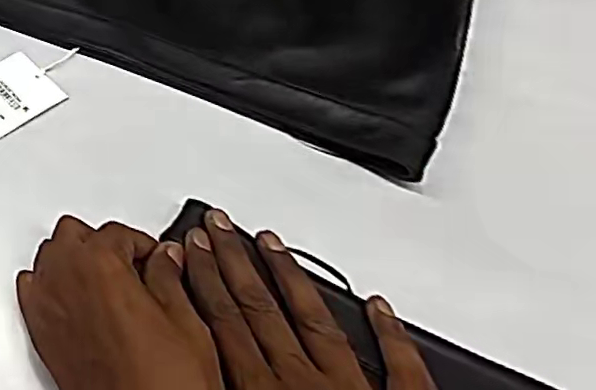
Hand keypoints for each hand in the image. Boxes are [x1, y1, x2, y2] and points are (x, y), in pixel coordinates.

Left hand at [18, 216, 220, 389]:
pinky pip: (33, 282)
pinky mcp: (36, 320)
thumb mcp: (186, 324)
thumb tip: (165, 257)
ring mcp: (47, 293)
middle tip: (130, 269)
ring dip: (75, 260)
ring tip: (105, 285)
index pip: (118, 232)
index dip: (142, 245)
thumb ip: (169, 278)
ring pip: (53, 253)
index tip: (156, 259)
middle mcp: (66, 269)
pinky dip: (50, 283)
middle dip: (103, 245)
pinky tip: (74, 300)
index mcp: (100, 260)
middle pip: (76, 233)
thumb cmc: (163, 385)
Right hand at [183, 209, 435, 389]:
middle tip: (219, 223)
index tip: (193, 244)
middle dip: (235, 259)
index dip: (205, 275)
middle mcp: (306, 385)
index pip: (225, 318)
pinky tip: (375, 304)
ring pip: (315, 319)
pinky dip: (389, 333)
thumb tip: (194, 373)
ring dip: (289, 276)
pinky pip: (402, 369)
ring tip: (271, 241)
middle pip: (260, 307)